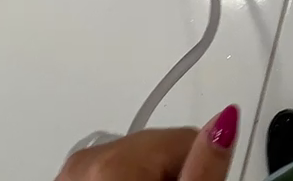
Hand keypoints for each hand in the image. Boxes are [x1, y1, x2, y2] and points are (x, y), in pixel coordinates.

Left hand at [56, 105, 238, 180]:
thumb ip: (204, 165)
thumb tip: (226, 117)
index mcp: (115, 156)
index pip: (188, 135)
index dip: (198, 167)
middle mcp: (85, 157)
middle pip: (158, 145)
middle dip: (171, 173)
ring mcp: (66, 172)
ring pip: (131, 160)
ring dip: (145, 179)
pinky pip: (103, 172)